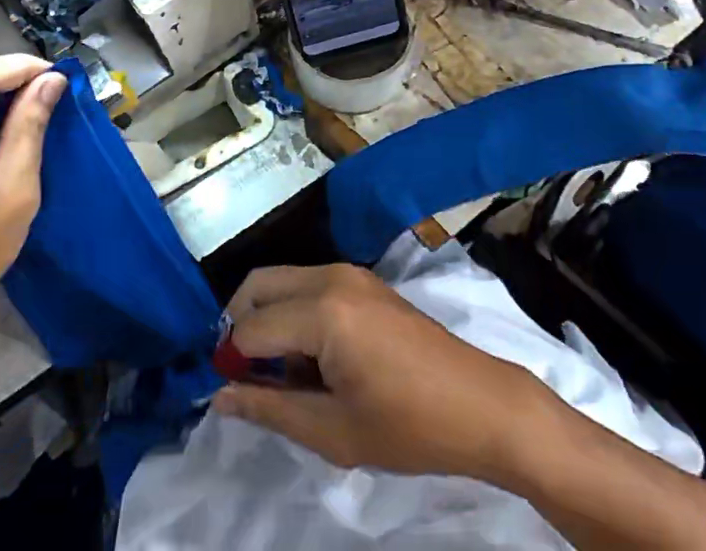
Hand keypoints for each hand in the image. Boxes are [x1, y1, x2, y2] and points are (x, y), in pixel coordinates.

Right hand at [212, 263, 558, 483]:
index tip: (236, 393)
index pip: (250, 328)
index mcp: (322, 311)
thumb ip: (269, 409)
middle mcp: (330, 277)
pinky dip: (294, 311)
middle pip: (258, 285)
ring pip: (281, 280)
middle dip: (240, 324)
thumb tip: (219, 398)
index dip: (233, 362)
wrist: (486, 407)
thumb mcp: (334, 431)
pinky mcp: (364, 280)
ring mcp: (350, 273)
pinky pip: (308, 284)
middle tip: (248, 373)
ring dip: (269, 317)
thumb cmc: (411, 426)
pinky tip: (315, 355)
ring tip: (288, 371)